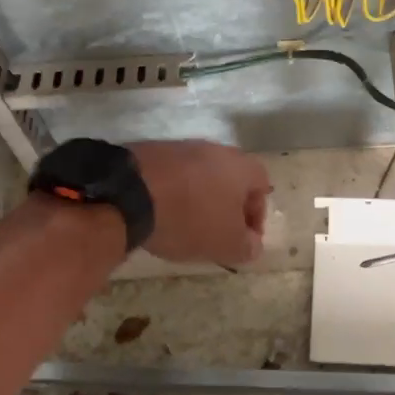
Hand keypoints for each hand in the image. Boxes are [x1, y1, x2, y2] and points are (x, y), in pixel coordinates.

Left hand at [128, 141, 271, 265]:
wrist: (132, 191)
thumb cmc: (191, 218)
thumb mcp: (226, 244)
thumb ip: (247, 246)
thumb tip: (253, 245)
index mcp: (241, 166)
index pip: (262, 186)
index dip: (257, 215)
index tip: (245, 240)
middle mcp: (216, 149)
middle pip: (231, 178)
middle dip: (227, 207)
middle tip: (217, 233)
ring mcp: (184, 147)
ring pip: (202, 175)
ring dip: (200, 199)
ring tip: (187, 226)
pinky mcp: (155, 152)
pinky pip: (174, 175)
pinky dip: (174, 193)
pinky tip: (163, 213)